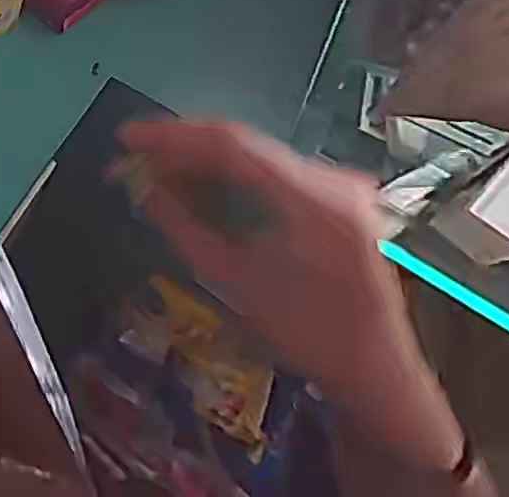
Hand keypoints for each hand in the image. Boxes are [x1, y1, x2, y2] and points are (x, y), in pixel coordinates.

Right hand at [119, 121, 463, 475]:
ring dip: (199, 158)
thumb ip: (185, 227)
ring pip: (249, 151)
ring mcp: (336, 181)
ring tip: (155, 168)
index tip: (130, 136)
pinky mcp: (332, 189)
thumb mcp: (237, 282)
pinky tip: (195, 179)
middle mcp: (330, 178)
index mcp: (314, 201)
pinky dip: (226, 171)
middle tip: (134, 156)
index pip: (230, 143)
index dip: (172, 135)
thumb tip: (142, 186)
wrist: (379, 372)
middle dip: (180, 147)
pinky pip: (265, 165)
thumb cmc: (309, 338)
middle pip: (239, 142)